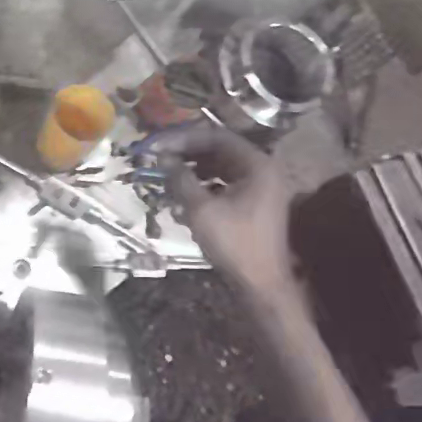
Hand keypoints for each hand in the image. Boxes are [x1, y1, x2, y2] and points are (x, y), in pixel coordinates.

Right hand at [151, 124, 297, 296]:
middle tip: (160, 157)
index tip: (158, 144)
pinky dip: (205, 183)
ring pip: (222, 166)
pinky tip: (185, 191)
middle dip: (188, 152)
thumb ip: (181, 179)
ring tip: (168, 173)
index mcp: (257, 164)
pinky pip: (226, 182)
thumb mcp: (201, 209)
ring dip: (194, 167)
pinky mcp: (254, 203)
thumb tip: (163, 158)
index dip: (184, 138)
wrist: (262, 284)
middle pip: (220, 149)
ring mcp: (261, 187)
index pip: (216, 137)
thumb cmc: (234, 243)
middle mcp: (262, 169)